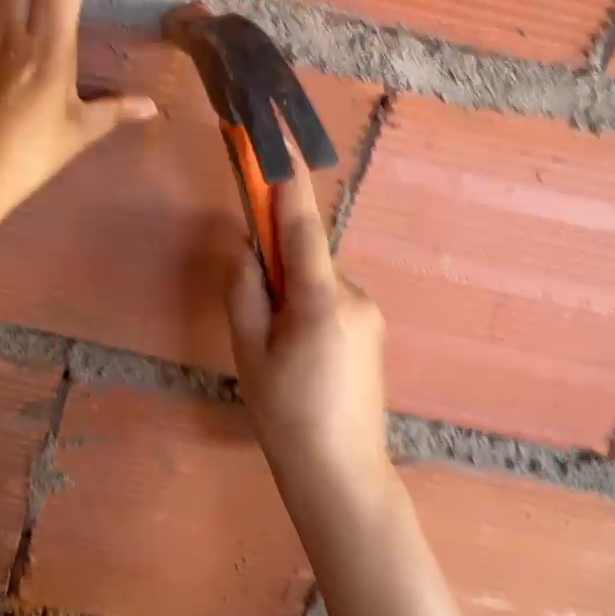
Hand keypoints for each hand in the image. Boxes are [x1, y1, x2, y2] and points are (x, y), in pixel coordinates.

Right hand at [225, 143, 390, 499]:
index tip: (274, 142)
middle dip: (274, 264)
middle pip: (305, 255)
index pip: (301, 225)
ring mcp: (369, 313)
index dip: (286, 182)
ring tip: (275, 350)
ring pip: (315, 280)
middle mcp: (353, 295)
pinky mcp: (371, 330)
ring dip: (288, 293)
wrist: (341, 473)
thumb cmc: (285, 413)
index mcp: (320, 299)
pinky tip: (296, 355)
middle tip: (253, 315)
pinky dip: (304, 307)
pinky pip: (328, 299)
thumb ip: (243, 291)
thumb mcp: (247, 350)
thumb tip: (248, 251)